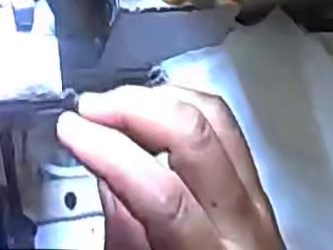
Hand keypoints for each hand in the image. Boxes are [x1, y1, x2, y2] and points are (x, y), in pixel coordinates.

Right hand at [57, 86, 284, 249]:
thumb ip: (127, 244)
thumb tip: (110, 176)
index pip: (162, 193)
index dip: (110, 152)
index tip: (72, 129)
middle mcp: (245, 226)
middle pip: (195, 137)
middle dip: (136, 108)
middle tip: (90, 108)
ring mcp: (258, 202)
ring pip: (216, 116)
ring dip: (160, 97)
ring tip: (117, 102)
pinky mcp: (259, 190)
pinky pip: (225, 124)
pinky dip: (187, 104)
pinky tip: (158, 107)